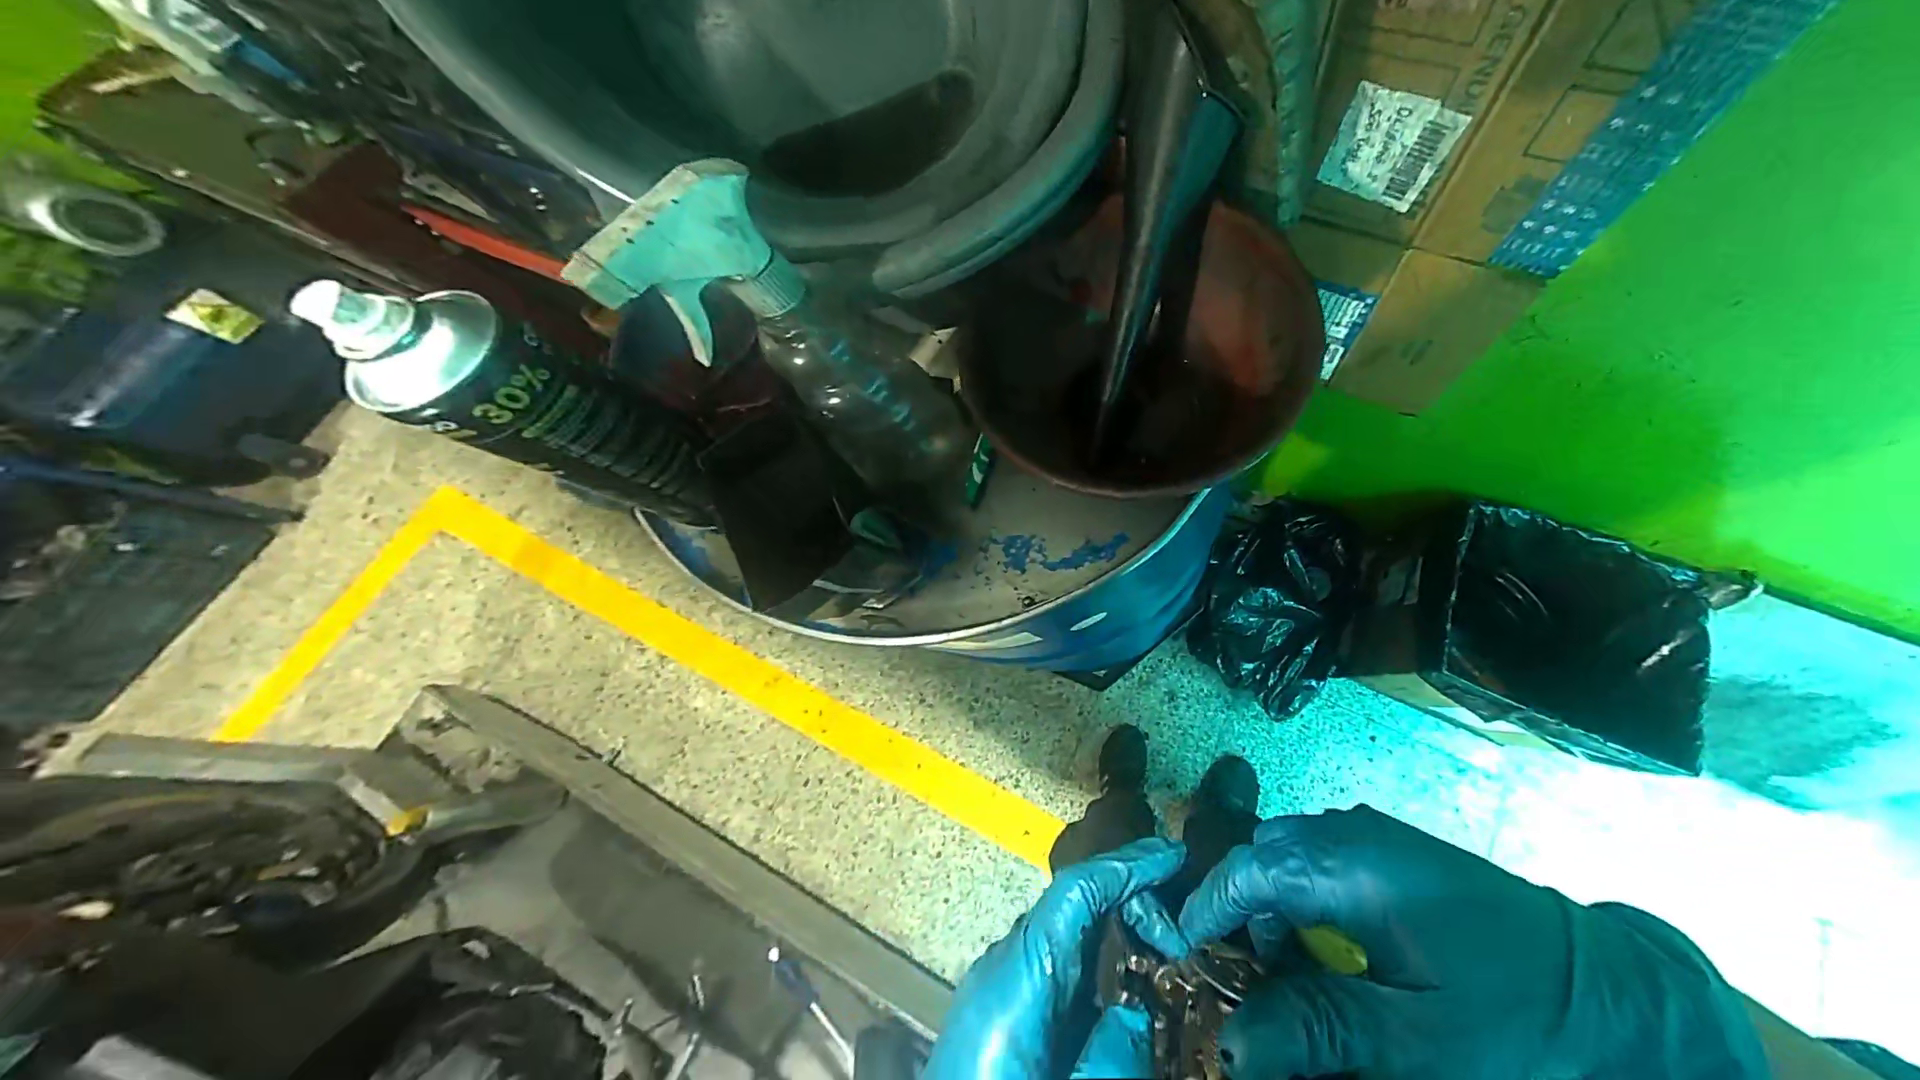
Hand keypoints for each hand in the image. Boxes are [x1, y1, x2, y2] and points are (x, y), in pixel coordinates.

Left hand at [926, 838, 1190, 1079]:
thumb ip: (1111, 1057)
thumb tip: (1138, 1014)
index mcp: (1017, 974)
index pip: (1073, 891)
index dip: (1123, 867)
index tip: (1171, 856)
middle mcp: (1007, 962)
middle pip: (1074, 905)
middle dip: (1131, 903)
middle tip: (1181, 939)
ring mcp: (1003, 979)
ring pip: (1069, 929)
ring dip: (1119, 929)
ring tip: (1167, 949)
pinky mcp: (1007, 1003)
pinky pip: (1060, 959)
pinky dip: (1100, 955)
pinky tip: (1129, 982)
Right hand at [1180, 806, 1765, 1079]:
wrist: (1624, 998)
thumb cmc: (1517, 1022)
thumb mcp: (1418, 1046)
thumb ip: (1317, 1031)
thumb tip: (1228, 1045)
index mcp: (1347, 864)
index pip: (1247, 870)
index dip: (1209, 907)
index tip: (1184, 951)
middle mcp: (1349, 832)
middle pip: (1263, 858)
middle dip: (1243, 911)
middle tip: (1246, 975)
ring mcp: (1373, 836)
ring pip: (1289, 857)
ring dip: (1275, 906)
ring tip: (1292, 972)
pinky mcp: (1392, 851)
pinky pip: (1322, 862)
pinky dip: (1306, 901)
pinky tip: (1332, 951)